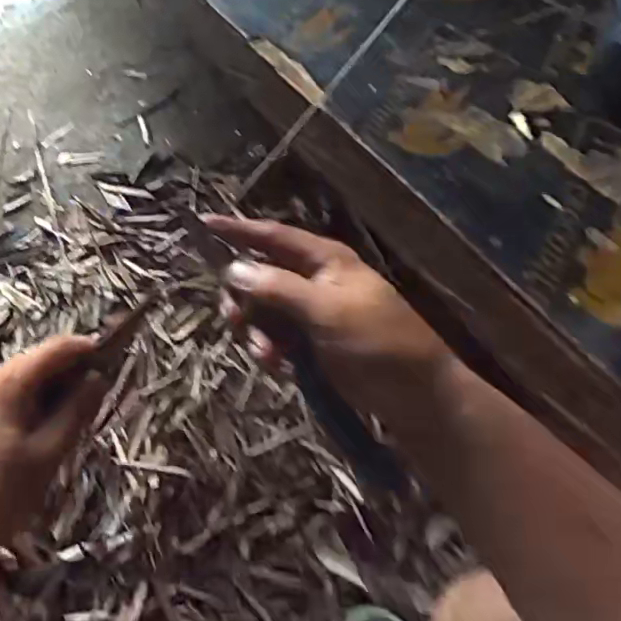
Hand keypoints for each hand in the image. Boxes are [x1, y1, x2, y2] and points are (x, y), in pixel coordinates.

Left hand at [0, 333, 108, 555]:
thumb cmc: (8, 489)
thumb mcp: (51, 450)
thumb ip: (78, 408)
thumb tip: (100, 377)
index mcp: (11, 381)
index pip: (57, 347)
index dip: (88, 348)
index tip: (116, 358)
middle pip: (45, 356)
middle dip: (76, 368)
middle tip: (103, 390)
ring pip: (36, 371)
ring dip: (61, 382)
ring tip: (85, 406)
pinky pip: (24, 386)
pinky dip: (44, 394)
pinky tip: (58, 416)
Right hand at [206, 214, 453, 425]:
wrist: (417, 398)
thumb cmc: (378, 342)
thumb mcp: (326, 311)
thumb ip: (277, 288)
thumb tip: (233, 269)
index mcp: (324, 259)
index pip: (272, 235)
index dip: (238, 229)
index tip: (204, 222)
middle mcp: (314, 279)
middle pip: (260, 274)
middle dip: (243, 296)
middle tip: (234, 318)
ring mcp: (311, 312)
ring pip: (263, 309)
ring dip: (256, 329)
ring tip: (266, 355)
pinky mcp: (311, 342)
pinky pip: (274, 336)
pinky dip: (269, 349)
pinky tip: (277, 366)